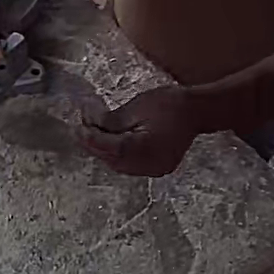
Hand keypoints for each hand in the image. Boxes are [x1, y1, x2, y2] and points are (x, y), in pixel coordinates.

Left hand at [80, 86, 203, 176]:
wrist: (198, 111)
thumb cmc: (170, 104)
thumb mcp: (136, 107)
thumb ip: (111, 120)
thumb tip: (91, 124)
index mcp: (144, 149)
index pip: (109, 147)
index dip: (90, 139)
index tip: (76, 128)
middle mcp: (149, 165)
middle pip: (113, 159)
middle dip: (95, 145)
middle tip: (81, 128)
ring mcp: (155, 169)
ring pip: (120, 165)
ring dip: (104, 151)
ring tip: (92, 134)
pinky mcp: (158, 167)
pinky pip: (131, 165)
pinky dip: (117, 155)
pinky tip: (110, 142)